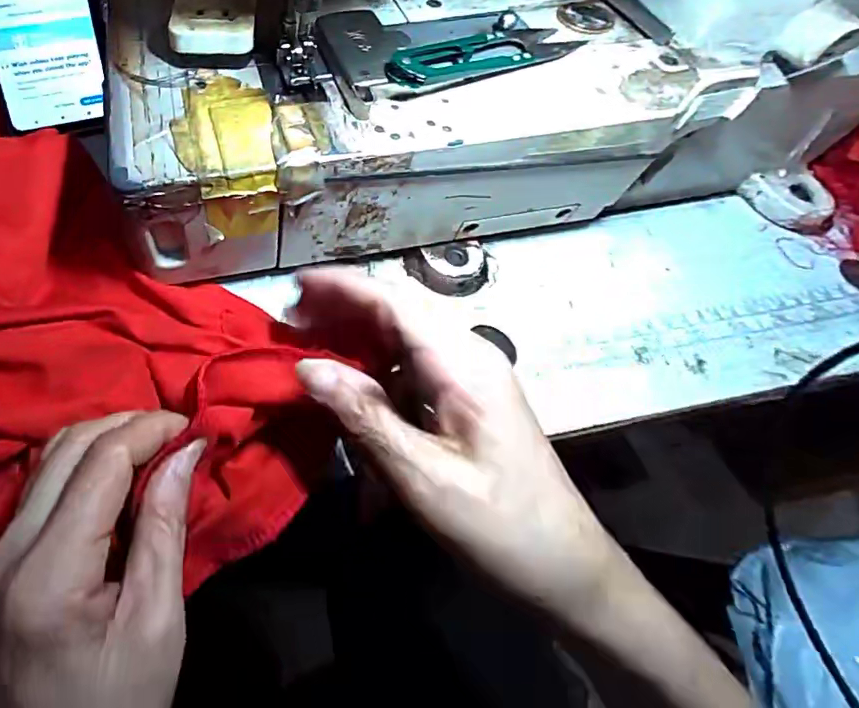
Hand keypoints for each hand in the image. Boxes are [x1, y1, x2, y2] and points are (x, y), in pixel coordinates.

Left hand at [0, 411, 205, 707]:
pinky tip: (113, 474)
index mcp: (46, 574)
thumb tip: (184, 451)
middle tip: (172, 430)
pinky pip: (37, 489)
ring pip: (46, 461)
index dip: (146, 431)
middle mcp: (6, 552)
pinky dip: (78, 467)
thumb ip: (164, 531)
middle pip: (65, 449)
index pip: (98, 465)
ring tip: (149, 444)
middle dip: (123, 426)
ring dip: (99, 440)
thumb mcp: (157, 628)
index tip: (188, 425)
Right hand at [289, 269, 625, 626]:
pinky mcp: (460, 394)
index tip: (295, 285)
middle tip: (290, 320)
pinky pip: (406, 363)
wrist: (568, 573)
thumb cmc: (500, 526)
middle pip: (395, 311)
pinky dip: (369, 364)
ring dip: (352, 334)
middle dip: (340, 308)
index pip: (394, 302)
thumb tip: (307, 367)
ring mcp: (466, 373)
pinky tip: (344, 382)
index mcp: (463, 364)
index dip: (342, 287)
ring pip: (398, 335)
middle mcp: (465, 355)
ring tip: (307, 343)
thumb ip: (364, 417)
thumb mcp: (424, 477)